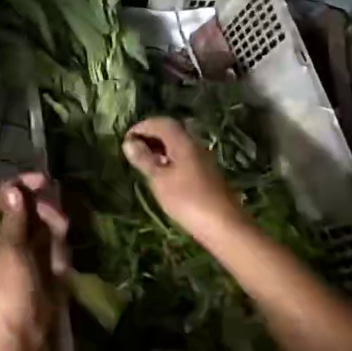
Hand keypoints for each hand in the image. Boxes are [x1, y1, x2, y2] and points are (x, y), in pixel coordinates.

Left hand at [0, 172, 68, 350]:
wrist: (18, 338)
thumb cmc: (6, 289)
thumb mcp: (8, 249)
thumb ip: (12, 217)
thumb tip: (10, 187)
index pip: (5, 195)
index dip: (22, 185)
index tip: (43, 180)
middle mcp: (8, 235)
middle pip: (30, 208)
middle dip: (45, 211)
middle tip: (57, 221)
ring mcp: (28, 253)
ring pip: (47, 227)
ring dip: (55, 234)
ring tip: (58, 250)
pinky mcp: (46, 270)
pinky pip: (56, 251)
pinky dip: (60, 256)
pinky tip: (60, 270)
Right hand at [122, 116, 245, 237]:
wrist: (225, 227)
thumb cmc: (187, 200)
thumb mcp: (158, 179)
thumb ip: (143, 159)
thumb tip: (128, 142)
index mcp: (183, 142)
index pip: (160, 123)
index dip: (141, 127)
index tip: (126, 141)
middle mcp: (195, 145)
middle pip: (171, 130)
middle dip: (150, 136)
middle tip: (134, 149)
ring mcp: (204, 159)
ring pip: (178, 144)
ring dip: (160, 147)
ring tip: (144, 161)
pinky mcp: (207, 173)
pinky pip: (184, 156)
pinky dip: (170, 158)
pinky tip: (162, 173)